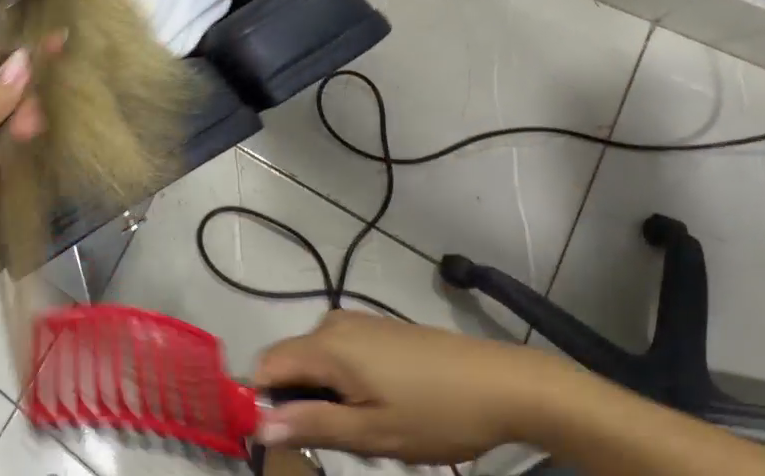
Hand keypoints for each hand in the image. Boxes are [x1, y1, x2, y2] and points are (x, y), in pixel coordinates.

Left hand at [0, 38, 56, 263]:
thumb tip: (24, 56)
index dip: (13, 53)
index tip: (54, 44)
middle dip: (20, 95)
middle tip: (34, 120)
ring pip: (4, 114)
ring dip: (21, 118)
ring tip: (31, 133)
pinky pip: (4, 140)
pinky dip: (17, 139)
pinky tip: (30, 140)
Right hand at [252, 312, 569, 464]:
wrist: (506, 385)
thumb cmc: (438, 413)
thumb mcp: (375, 433)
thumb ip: (313, 425)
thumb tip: (258, 425)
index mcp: (325, 346)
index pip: (267, 365)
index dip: (263, 399)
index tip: (283, 436)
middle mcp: (332, 325)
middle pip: (291, 362)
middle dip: (303, 402)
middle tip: (343, 441)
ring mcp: (357, 323)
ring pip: (317, 361)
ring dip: (328, 396)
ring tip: (371, 429)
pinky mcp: (379, 329)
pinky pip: (341, 354)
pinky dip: (347, 382)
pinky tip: (385, 406)